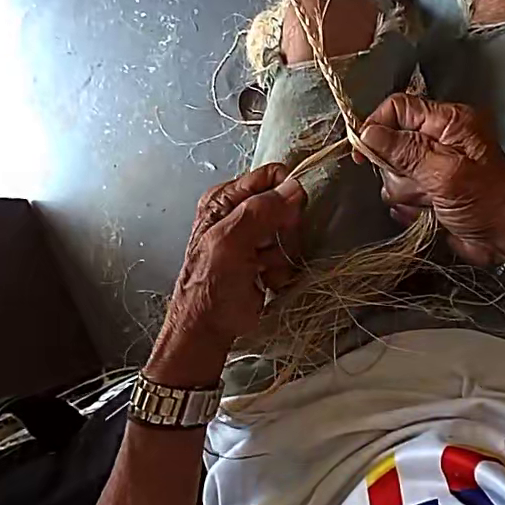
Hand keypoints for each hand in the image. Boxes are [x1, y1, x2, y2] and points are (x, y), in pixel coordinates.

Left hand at [150, 163, 305, 383]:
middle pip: (284, 205)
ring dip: (283, 255)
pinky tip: (267, 281)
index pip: (270, 177)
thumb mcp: (230, 242)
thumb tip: (294, 187)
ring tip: (264, 271)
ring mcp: (252, 236)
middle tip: (268, 252)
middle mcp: (238, 211)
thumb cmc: (211, 285)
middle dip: (285, 232)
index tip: (285, 221)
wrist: (209, 327)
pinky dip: (282, 269)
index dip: (283, 196)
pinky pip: (289, 253)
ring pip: (290, 231)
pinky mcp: (263, 258)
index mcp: (224, 198)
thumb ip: (260, 211)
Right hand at [356, 93, 504, 266]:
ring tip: (431, 201)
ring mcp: (430, 166)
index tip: (363, 152)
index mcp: (448, 122)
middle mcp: (437, 139)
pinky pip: (398, 195)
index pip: (398, 108)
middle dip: (397, 170)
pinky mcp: (425, 190)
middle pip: (389, 143)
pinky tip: (429, 212)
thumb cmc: (488, 202)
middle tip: (422, 185)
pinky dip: (409, 207)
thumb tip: (368, 133)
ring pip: (390, 173)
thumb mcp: (446, 173)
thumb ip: (406, 151)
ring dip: (406, 192)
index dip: (376, 126)